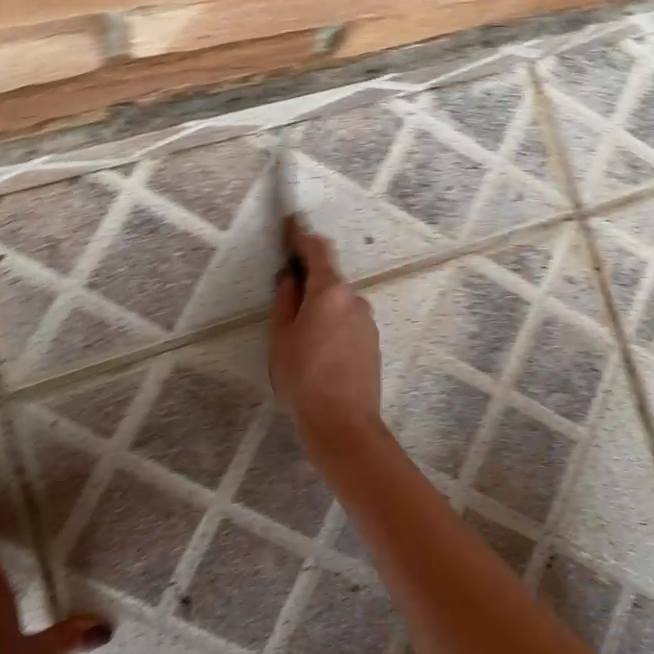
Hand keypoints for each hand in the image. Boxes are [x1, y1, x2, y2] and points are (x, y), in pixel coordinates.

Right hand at [268, 218, 385, 452]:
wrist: (343, 423)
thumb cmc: (303, 378)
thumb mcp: (280, 337)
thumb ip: (284, 301)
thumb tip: (289, 279)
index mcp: (330, 291)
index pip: (319, 250)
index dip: (303, 238)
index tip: (291, 230)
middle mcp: (355, 299)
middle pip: (329, 279)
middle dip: (309, 283)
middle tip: (285, 302)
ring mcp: (368, 322)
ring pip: (339, 304)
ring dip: (322, 309)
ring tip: (300, 339)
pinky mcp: (373, 343)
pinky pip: (348, 323)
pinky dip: (333, 327)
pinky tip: (319, 354)